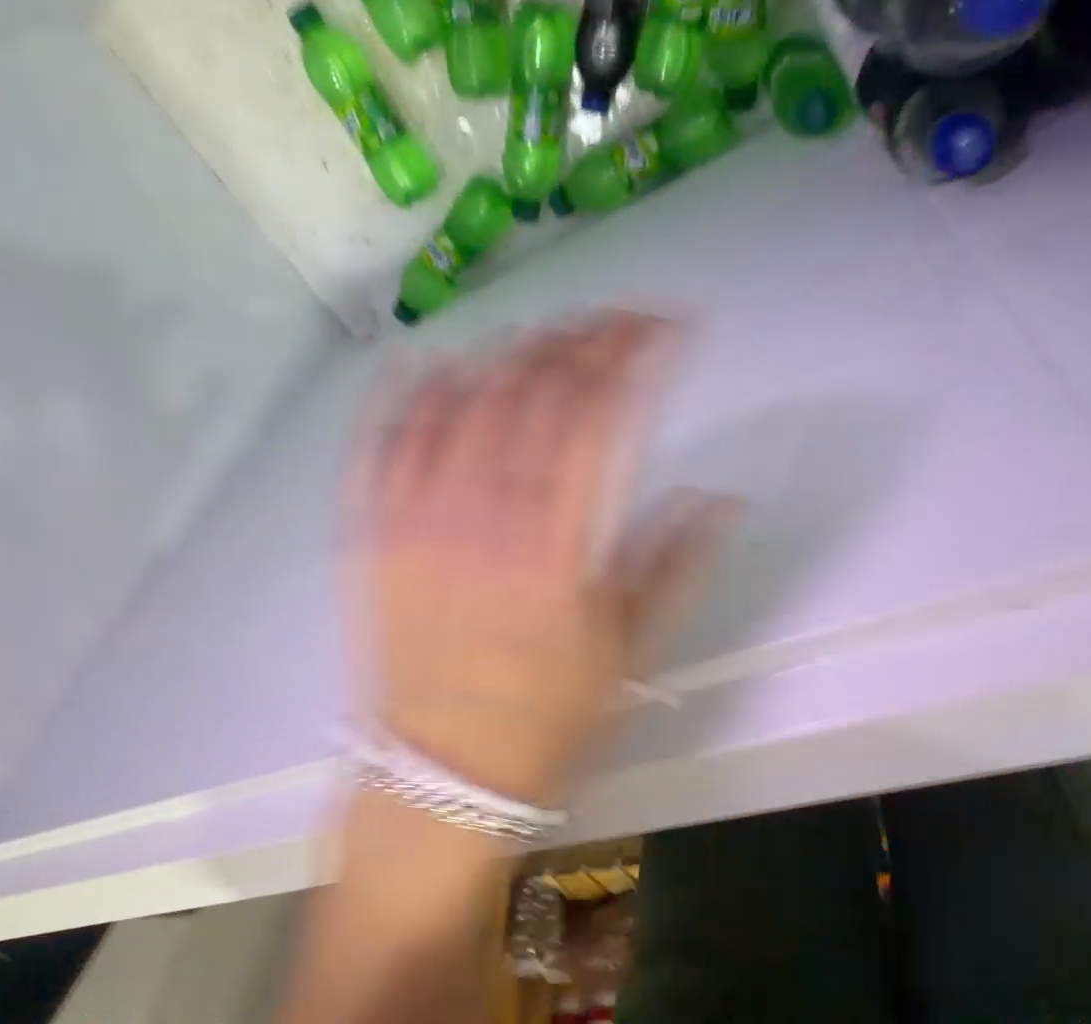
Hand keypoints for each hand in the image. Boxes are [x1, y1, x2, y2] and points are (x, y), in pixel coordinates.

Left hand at [354, 310, 733, 803]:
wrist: (439, 770)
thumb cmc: (546, 714)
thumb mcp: (630, 649)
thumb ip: (675, 562)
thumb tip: (721, 494)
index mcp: (560, 542)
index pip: (602, 412)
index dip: (636, 352)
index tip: (664, 325)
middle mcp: (487, 513)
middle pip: (535, 389)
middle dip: (581, 337)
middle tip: (611, 321)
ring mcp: (419, 514)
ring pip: (462, 399)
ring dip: (508, 352)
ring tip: (543, 334)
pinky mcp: (370, 529)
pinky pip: (382, 440)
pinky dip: (408, 391)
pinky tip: (433, 359)